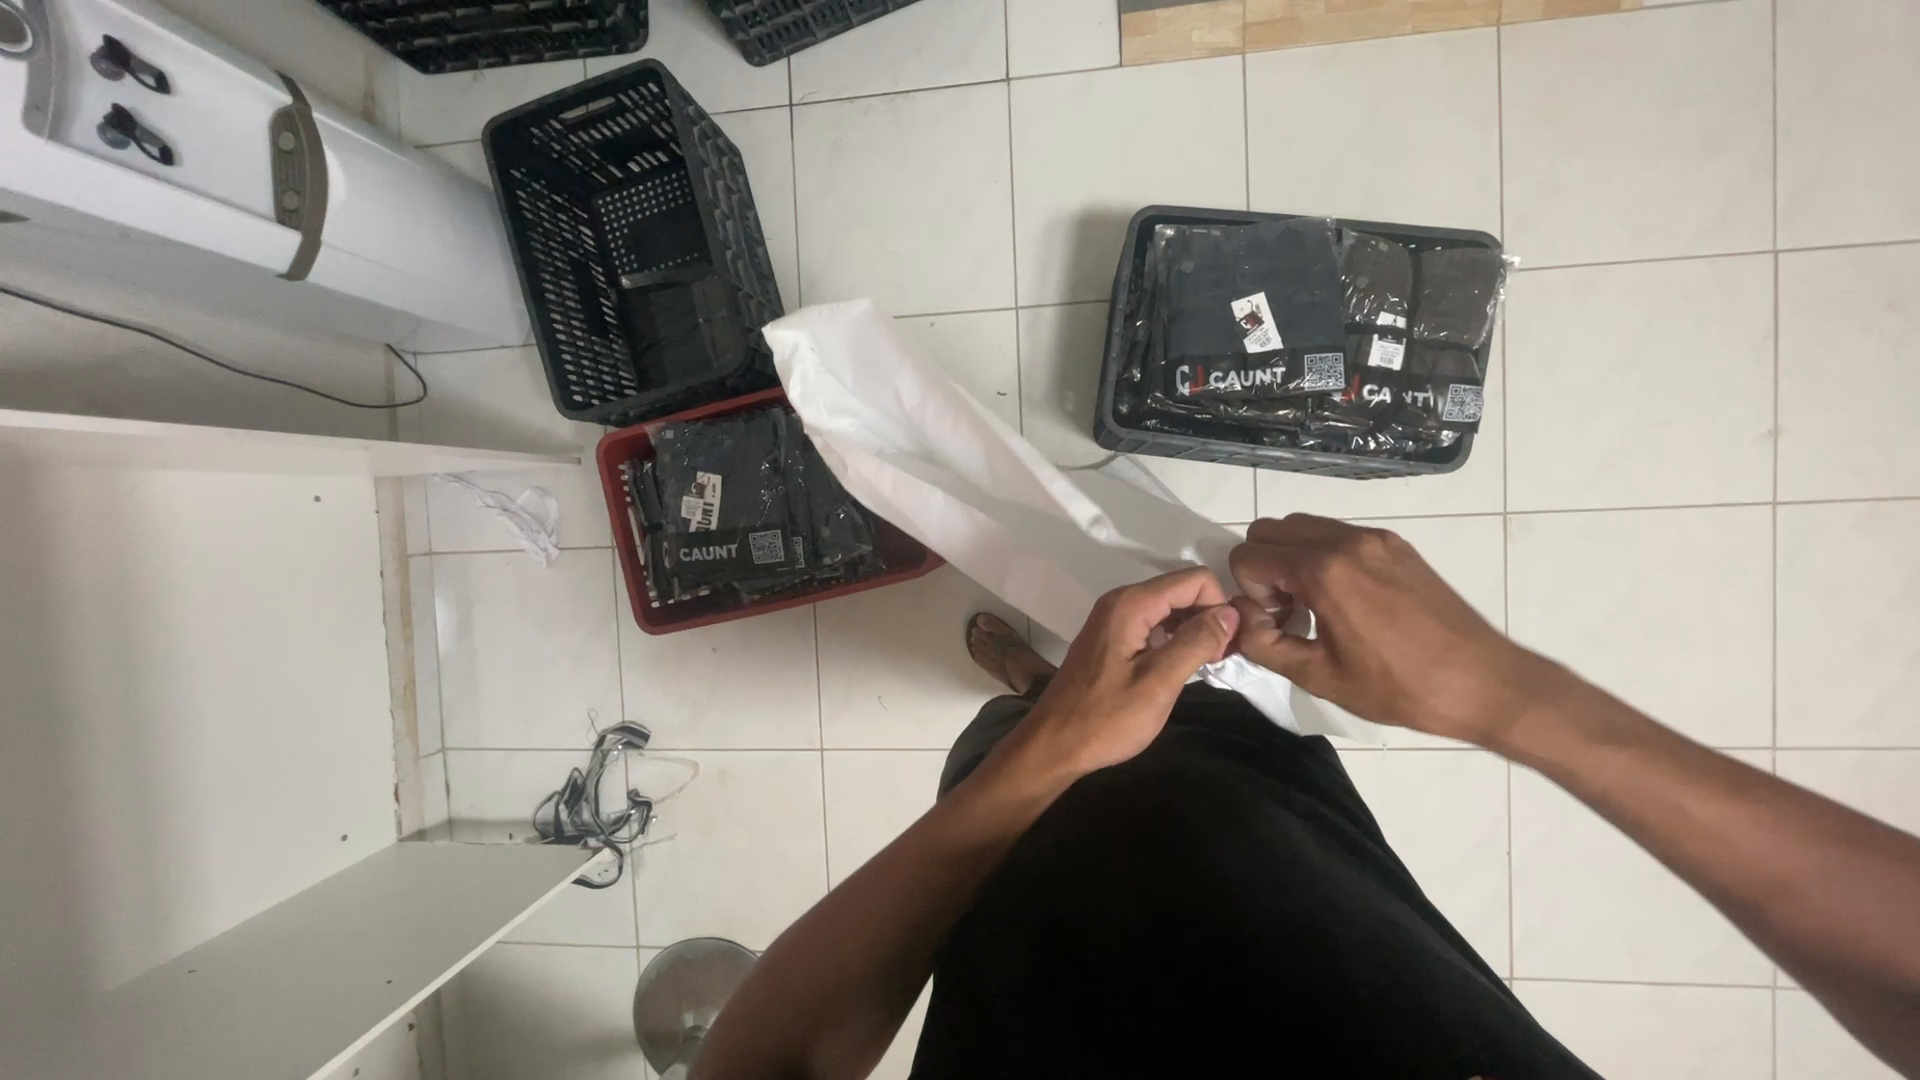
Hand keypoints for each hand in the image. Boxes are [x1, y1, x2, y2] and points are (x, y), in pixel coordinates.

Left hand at [1017, 567, 1240, 777]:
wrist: (1055, 743)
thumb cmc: (1106, 718)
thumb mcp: (1159, 682)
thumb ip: (1196, 643)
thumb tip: (1230, 613)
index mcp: (1131, 605)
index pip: (1194, 579)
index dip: (1219, 607)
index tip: (1226, 647)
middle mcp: (1120, 602)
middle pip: (1181, 590)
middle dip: (1208, 617)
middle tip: (1219, 660)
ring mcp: (1112, 619)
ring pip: (1168, 607)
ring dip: (1192, 629)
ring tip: (1204, 665)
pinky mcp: (1110, 638)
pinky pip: (1152, 624)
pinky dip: (1173, 638)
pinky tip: (1179, 667)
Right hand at [1228, 514, 1567, 746]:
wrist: (1485, 683)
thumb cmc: (1398, 687)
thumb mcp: (1317, 677)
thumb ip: (1261, 643)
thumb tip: (1240, 618)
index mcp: (1322, 572)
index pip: (1247, 556)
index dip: (1250, 594)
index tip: (1280, 624)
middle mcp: (1344, 541)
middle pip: (1268, 530)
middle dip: (1265, 569)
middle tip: (1291, 611)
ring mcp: (1373, 538)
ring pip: (1300, 526)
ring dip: (1291, 559)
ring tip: (1316, 604)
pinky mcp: (1395, 544)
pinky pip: (1335, 534)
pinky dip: (1322, 556)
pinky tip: (1346, 600)